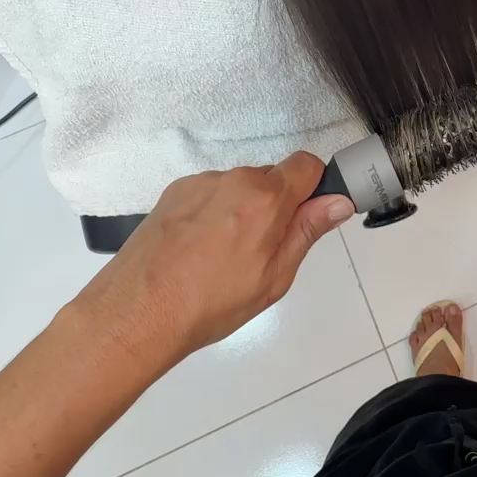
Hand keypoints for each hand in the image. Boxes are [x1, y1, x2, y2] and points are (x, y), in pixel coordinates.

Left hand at [80, 153, 355, 359]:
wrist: (137, 312)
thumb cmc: (212, 302)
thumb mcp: (274, 277)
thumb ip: (308, 231)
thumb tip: (339, 202)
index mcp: (267, 198)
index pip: (307, 164)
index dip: (314, 187)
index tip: (307, 216)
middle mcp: (235, 178)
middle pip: (272, 178)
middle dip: (276, 204)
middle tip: (262, 250)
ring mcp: (201, 182)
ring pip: (240, 187)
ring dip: (243, 209)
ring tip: (222, 255)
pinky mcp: (175, 191)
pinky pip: (210, 193)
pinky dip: (213, 212)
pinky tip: (198, 248)